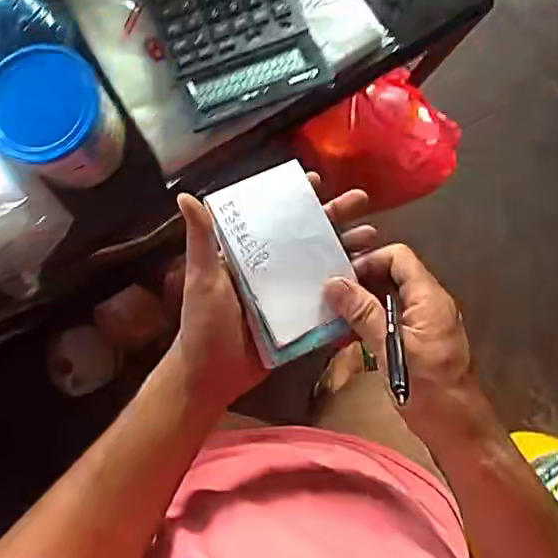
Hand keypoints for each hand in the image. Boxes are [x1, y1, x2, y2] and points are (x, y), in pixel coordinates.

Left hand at [162, 176, 377, 408]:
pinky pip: (327, 299)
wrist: (212, 376)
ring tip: (372, 237)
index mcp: (247, 255)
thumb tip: (185, 197)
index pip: (275, 219)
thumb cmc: (202, 323)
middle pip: (306, 237)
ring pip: (321, 264)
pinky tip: (370, 277)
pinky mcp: (298, 319)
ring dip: (346, 249)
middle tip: (361, 200)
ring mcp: (286, 294)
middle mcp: (269, 270)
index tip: (317, 181)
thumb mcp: (202, 277)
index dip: (296, 200)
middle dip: (334, 218)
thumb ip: (201, 240)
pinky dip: (348, 288)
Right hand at [322, 244, 500, 448]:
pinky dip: (370, 321)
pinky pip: (393, 317)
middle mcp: (431, 303)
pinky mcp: (420, 339)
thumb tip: (334, 283)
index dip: (368, 262)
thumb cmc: (429, 392)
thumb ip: (363, 314)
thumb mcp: (391, 350)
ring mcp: (427, 322)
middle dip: (360, 283)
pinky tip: (348, 336)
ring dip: (362, 304)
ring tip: (335, 318)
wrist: (459, 432)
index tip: (343, 282)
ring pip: (389, 296)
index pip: (398, 257)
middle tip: (332, 299)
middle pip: (392, 274)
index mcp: (430, 299)